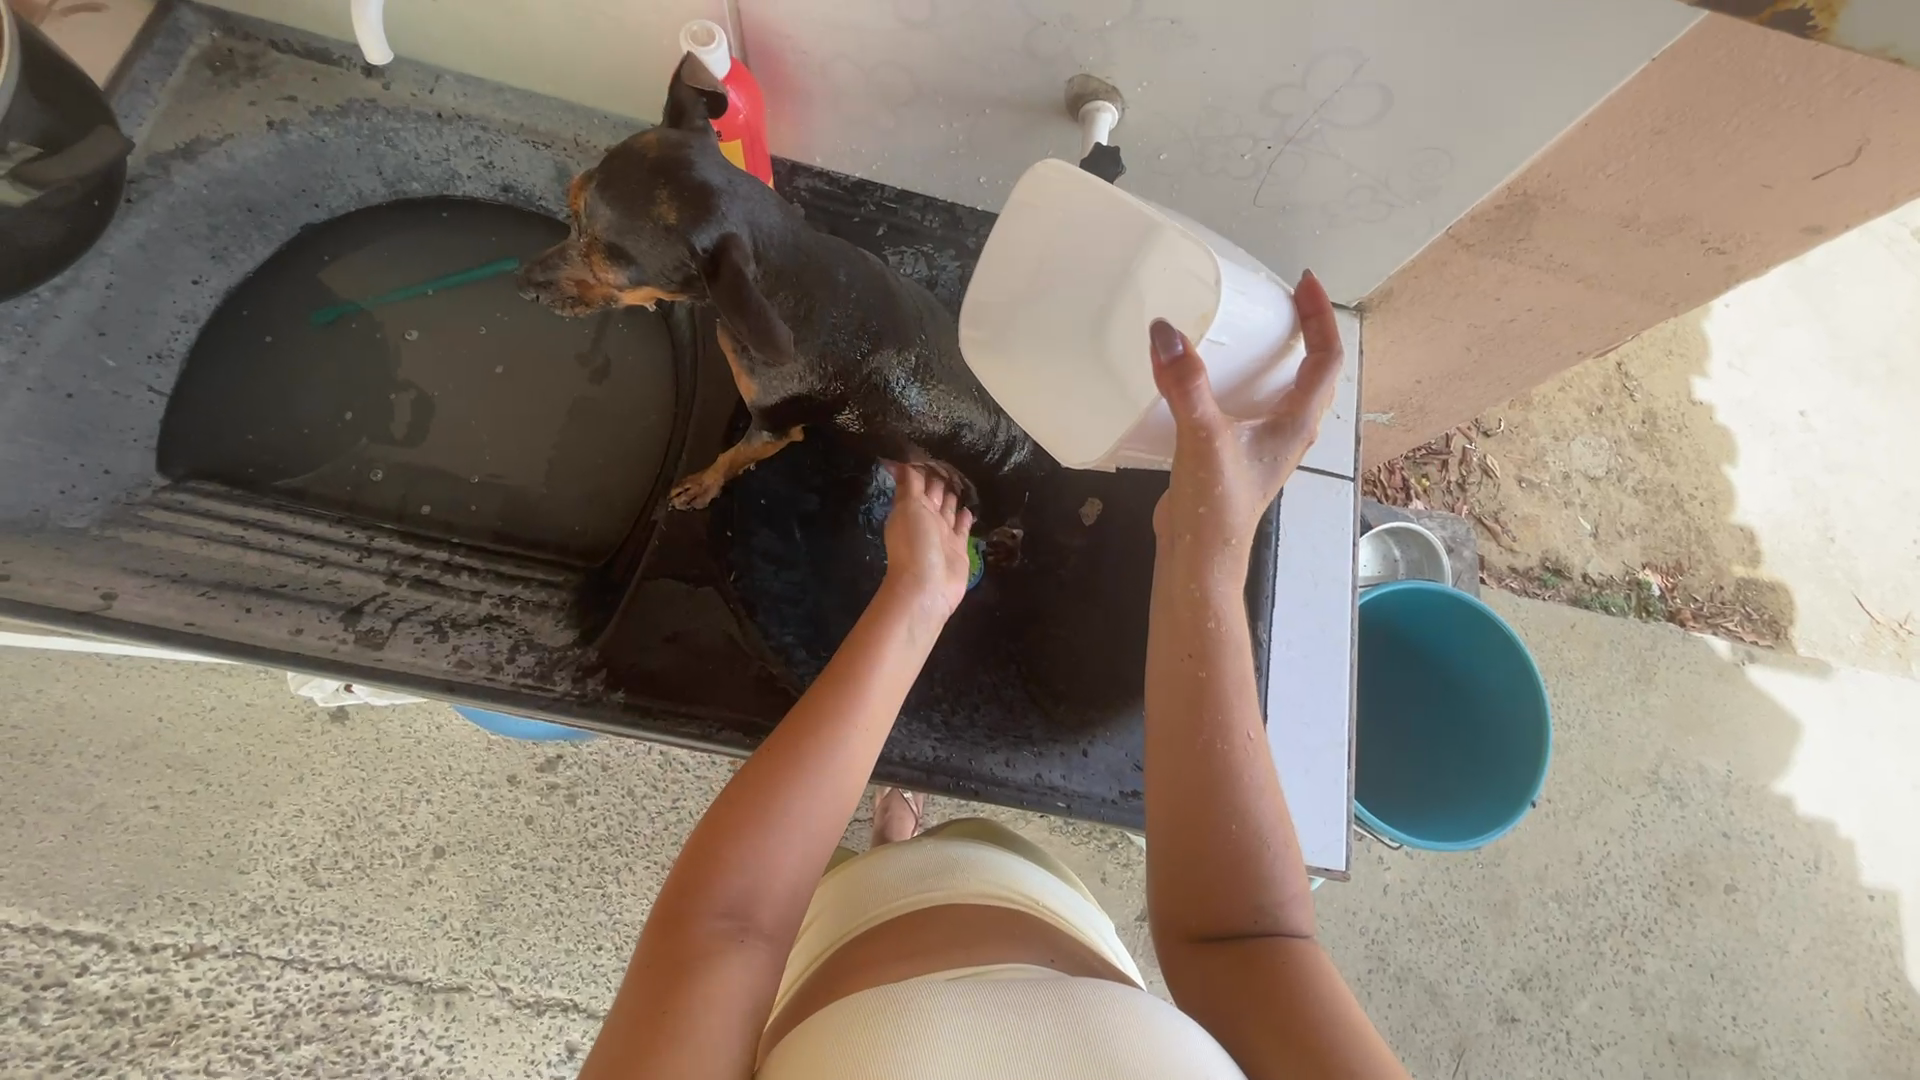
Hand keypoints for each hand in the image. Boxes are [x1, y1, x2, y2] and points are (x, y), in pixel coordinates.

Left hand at [881, 462, 975, 618]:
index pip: (917, 482)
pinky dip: (965, 518)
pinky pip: (962, 528)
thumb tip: (896, 461)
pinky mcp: (958, 548)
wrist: (927, 586)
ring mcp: (942, 534)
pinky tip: (969, 508)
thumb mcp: (908, 506)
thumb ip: (909, 485)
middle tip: (950, 461)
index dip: (922, 468)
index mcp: (910, 507)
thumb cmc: (914, 543)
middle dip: (940, 480)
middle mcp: (926, 519)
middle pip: (934, 494)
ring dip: (953, 496)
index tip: (930, 450)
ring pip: (948, 510)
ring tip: (961, 481)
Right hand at [1151, 269, 1343, 557]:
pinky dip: (1239, 385)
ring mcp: (1262, 447)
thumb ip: (1186, 385)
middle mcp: (1287, 432)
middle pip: (1310, 373)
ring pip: (1280, 392)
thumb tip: (1165, 331)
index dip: (1319, 318)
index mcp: (1296, 423)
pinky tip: (1205, 384)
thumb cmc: (1217, 503)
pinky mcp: (1234, 457)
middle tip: (1276, 302)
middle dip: (1301, 333)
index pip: (1326, 358)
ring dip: (1271, 361)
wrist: (1199, 555)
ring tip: (1245, 334)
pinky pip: (1248, 409)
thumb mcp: (1204, 437)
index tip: (1304, 282)